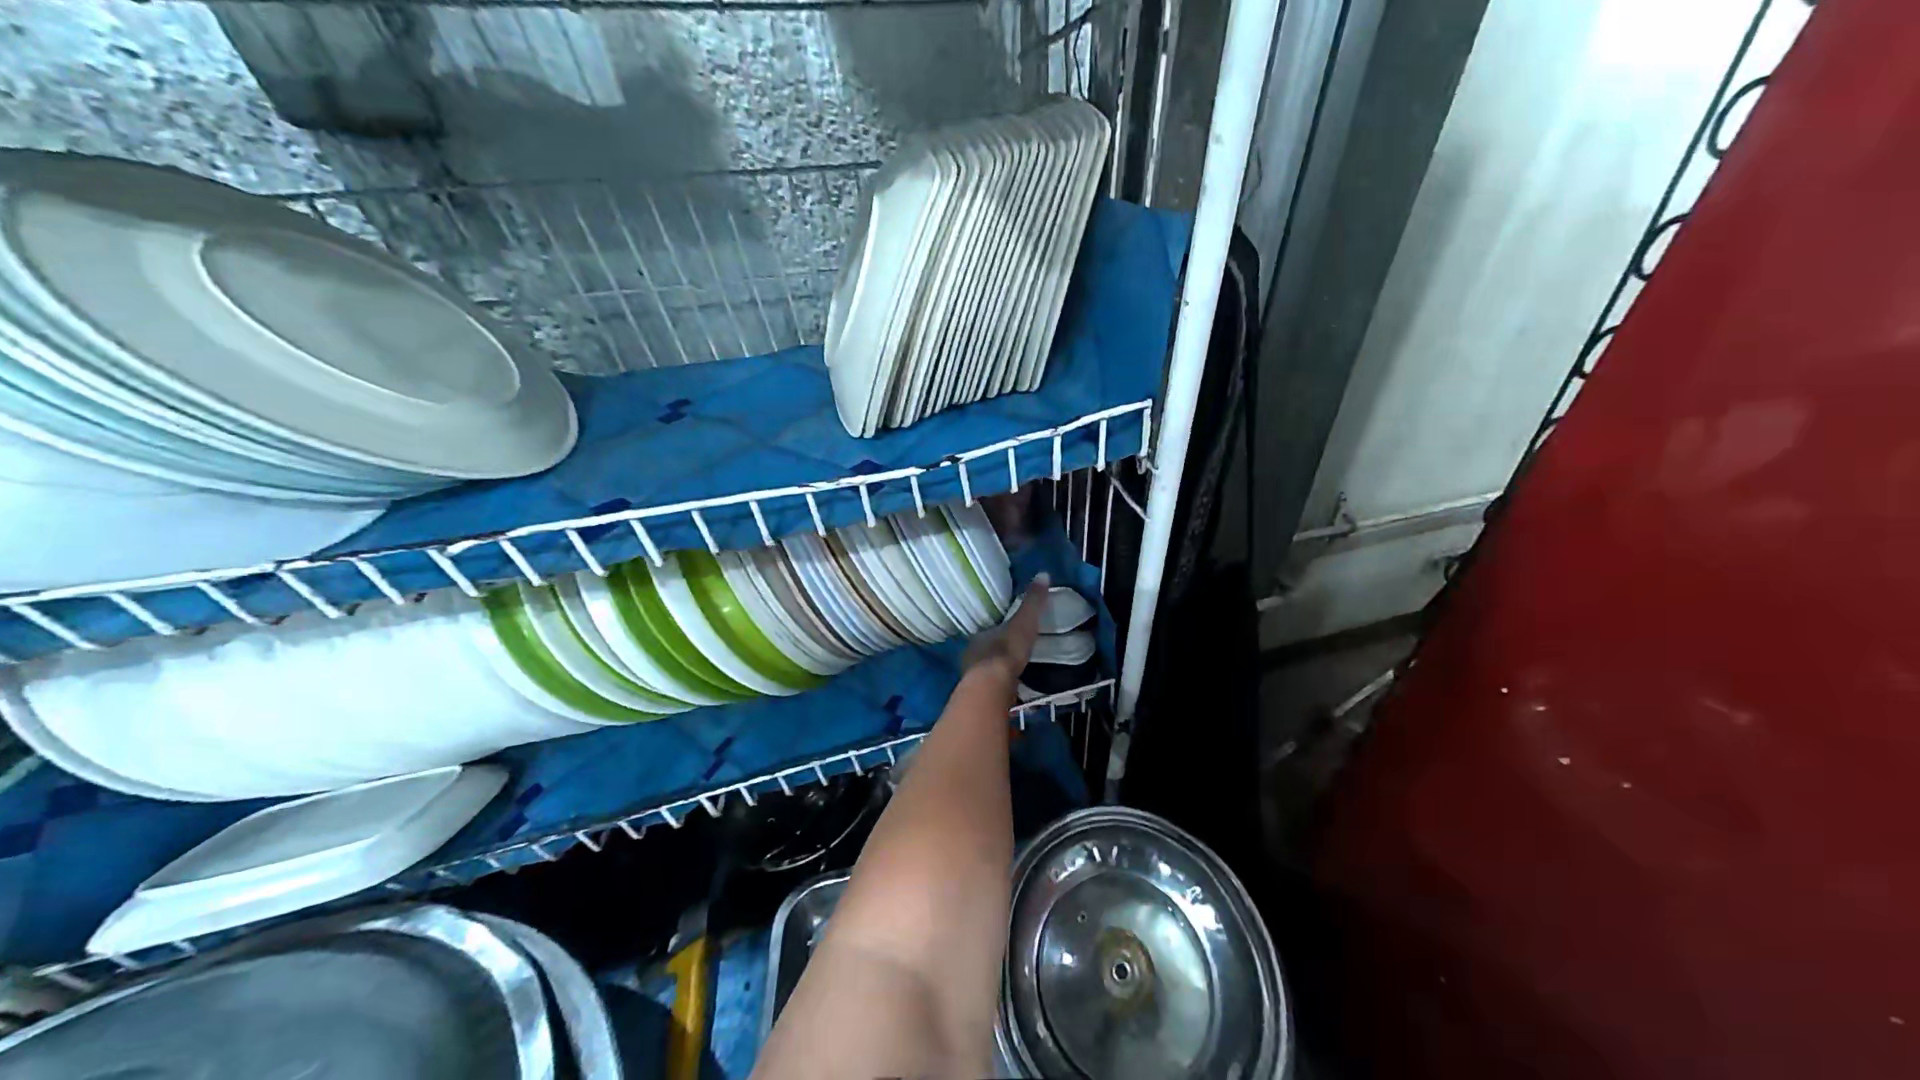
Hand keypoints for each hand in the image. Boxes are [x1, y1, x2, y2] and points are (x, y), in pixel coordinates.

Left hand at [961, 573, 1049, 683]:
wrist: (994, 687)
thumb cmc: (1006, 650)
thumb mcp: (1024, 622)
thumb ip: (1032, 602)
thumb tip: (1043, 574)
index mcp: (978, 637)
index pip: (985, 629)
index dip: (995, 629)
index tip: (1004, 629)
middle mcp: (971, 655)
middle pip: (984, 650)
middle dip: (994, 649)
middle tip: (1009, 649)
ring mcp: (973, 677)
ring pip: (985, 669)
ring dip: (996, 669)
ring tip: (1012, 669)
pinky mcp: (981, 696)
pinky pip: (991, 687)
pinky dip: (1000, 686)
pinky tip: (1010, 688)